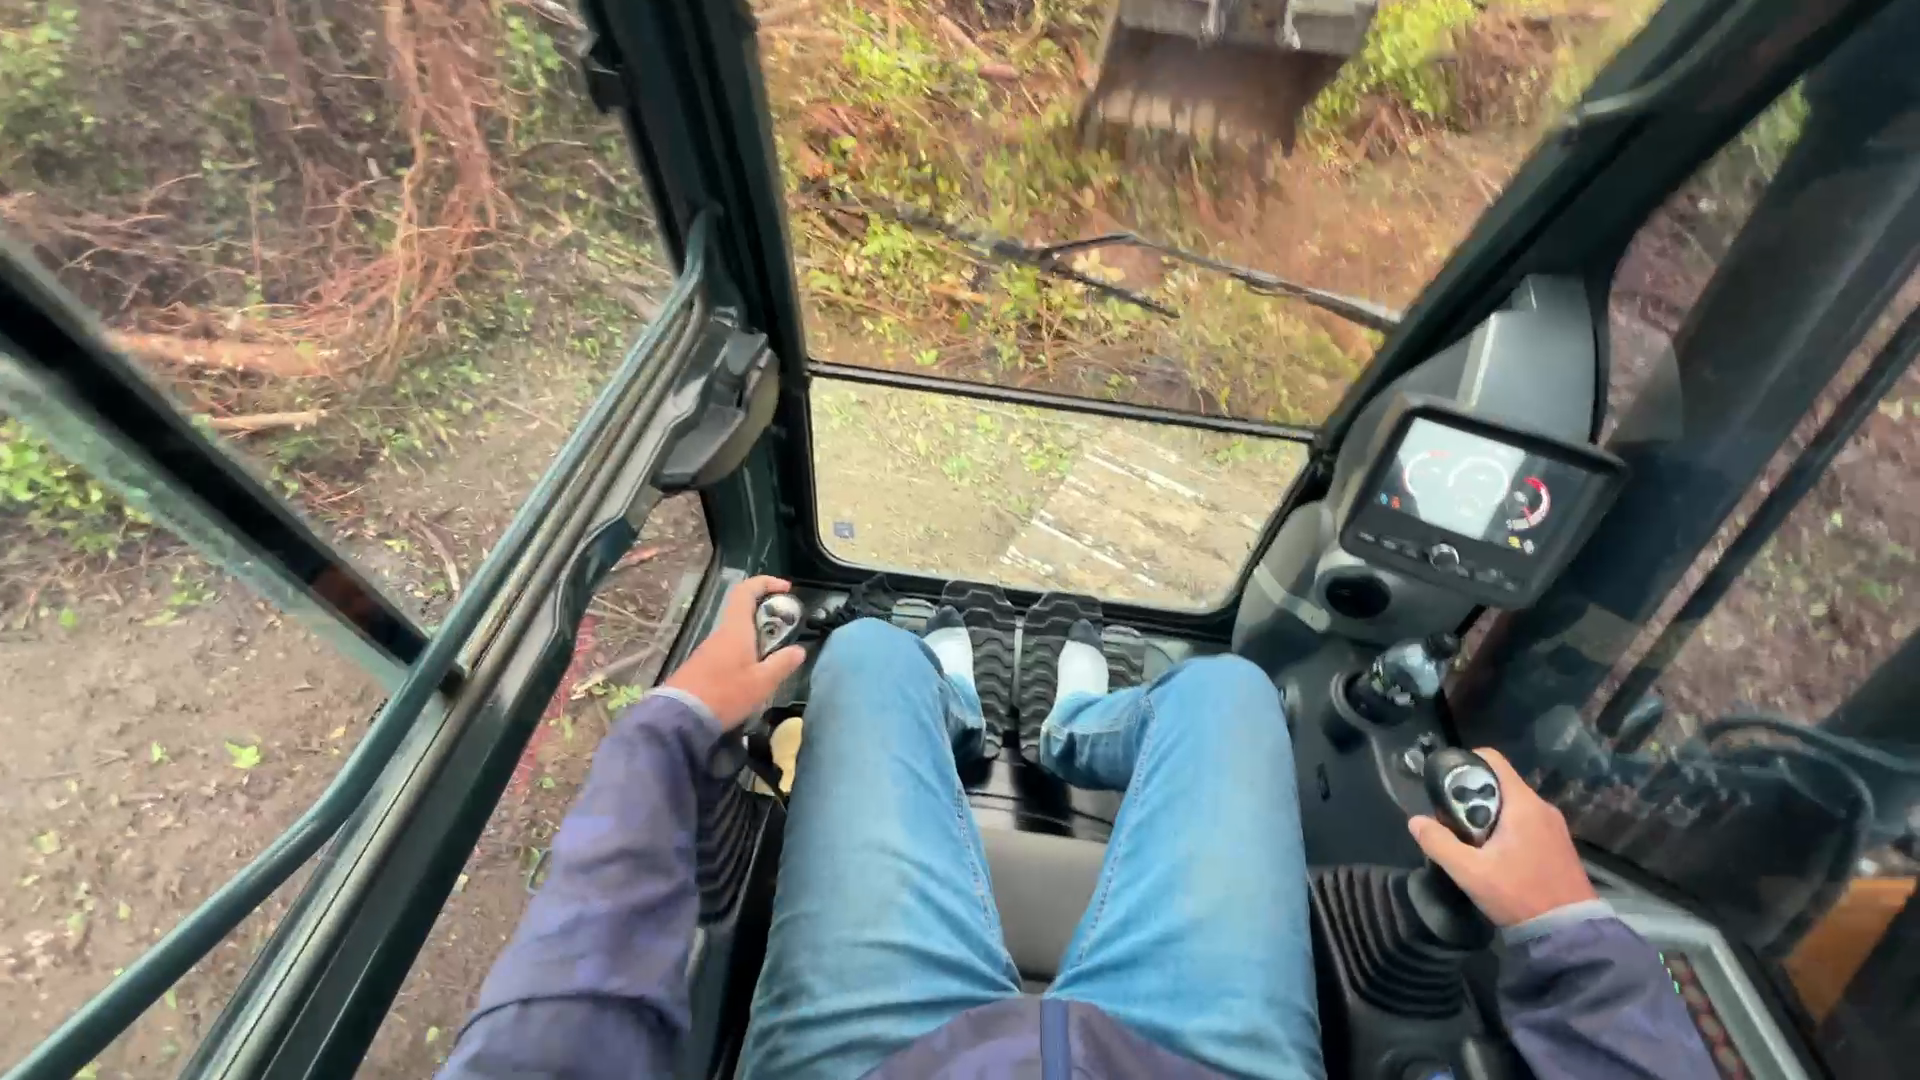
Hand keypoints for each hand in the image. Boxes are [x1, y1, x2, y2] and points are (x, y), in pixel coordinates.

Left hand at [663, 576, 806, 730]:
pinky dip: (746, 655)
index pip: (746, 591)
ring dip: (758, 639)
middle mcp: (721, 634)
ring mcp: (709, 650)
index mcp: (735, 629)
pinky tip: (754, 677)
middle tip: (787, 632)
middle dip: (768, 616)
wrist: (680, 719)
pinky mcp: (702, 667)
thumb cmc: (725, 694)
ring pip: (738, 634)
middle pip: (744, 612)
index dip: (766, 583)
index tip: (786, 589)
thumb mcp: (762, 682)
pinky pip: (729, 651)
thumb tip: (799, 650)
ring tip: (775, 662)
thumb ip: (782, 664)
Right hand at [1407, 747, 1597, 927]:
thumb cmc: (1519, 895)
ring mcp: (1554, 827)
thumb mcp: (1469, 871)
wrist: (1571, 936)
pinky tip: (1494, 853)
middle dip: (1471, 795)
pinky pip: (1524, 820)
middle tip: (1452, 819)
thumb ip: (1438, 843)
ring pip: (1510, 803)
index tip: (1445, 783)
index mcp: (1523, 805)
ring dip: (1487, 813)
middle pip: (1498, 783)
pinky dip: (1505, 827)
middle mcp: (1542, 808)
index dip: (1464, 762)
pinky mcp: (1559, 844)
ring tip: (1470, 839)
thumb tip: (1415, 821)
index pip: (1492, 760)